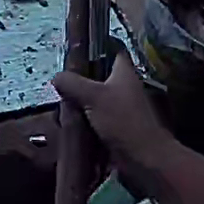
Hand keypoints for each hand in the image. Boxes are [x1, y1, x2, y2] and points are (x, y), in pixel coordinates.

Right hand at [51, 48, 179, 184]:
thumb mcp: (93, 97)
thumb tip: (57, 76)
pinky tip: (69, 123)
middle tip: (61, 81)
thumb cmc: (123, 121)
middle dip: (79, 76)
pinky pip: (94, 116)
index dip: (96, 42)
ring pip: (94, 96)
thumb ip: (73, 83)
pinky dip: (82, 118)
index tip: (76, 45)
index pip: (112, 46)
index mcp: (123, 71)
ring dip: (78, 100)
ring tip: (62, 106)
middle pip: (98, 72)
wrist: (146, 162)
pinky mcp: (116, 126)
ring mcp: (120, 107)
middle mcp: (123, 85)